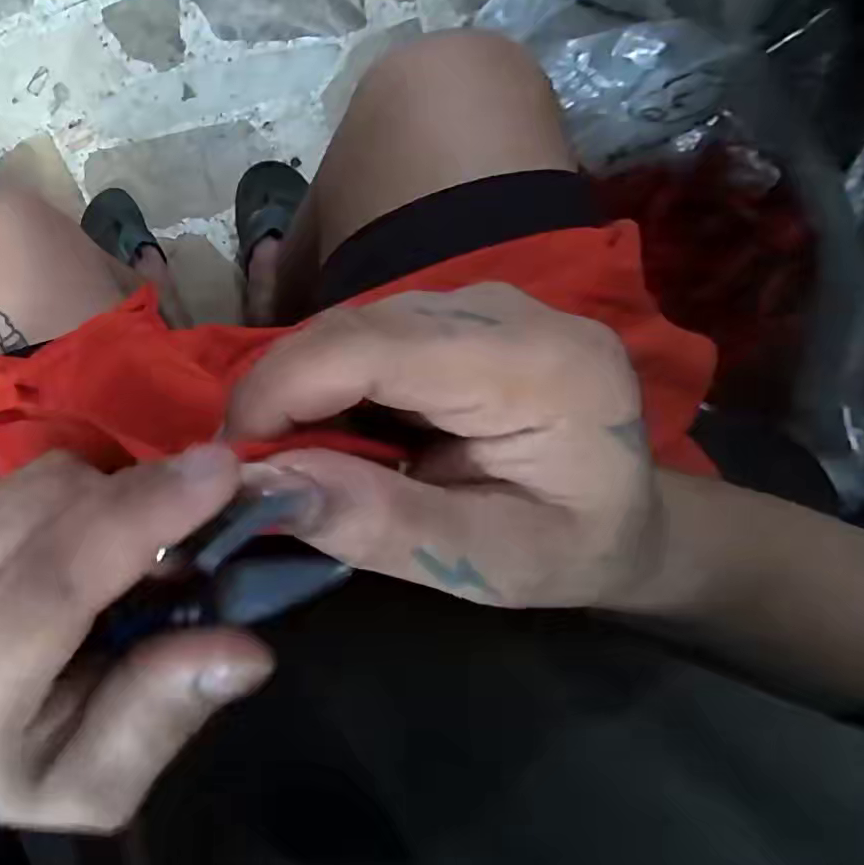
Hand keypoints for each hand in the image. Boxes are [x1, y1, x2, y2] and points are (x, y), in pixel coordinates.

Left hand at [0, 447, 274, 864]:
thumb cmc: (18, 774)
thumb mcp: (98, 785)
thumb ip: (159, 715)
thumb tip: (244, 648)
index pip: (55, 580)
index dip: (138, 519)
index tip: (219, 473)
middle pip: (53, 508)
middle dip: (145, 492)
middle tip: (209, 514)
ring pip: (43, 480)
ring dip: (113, 492)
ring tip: (142, 544)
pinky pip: (27, 478)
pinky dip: (80, 491)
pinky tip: (88, 536)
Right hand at [222, 282, 662, 610]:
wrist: (625, 514)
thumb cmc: (568, 548)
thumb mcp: (485, 565)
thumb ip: (380, 524)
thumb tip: (260, 484)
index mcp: (532, 365)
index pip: (357, 348)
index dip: (273, 396)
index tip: (238, 466)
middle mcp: (495, 308)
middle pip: (332, 332)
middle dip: (272, 400)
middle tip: (259, 470)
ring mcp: (462, 300)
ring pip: (325, 331)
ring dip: (288, 394)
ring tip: (301, 457)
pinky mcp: (434, 309)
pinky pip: (339, 336)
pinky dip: (311, 386)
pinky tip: (332, 429)